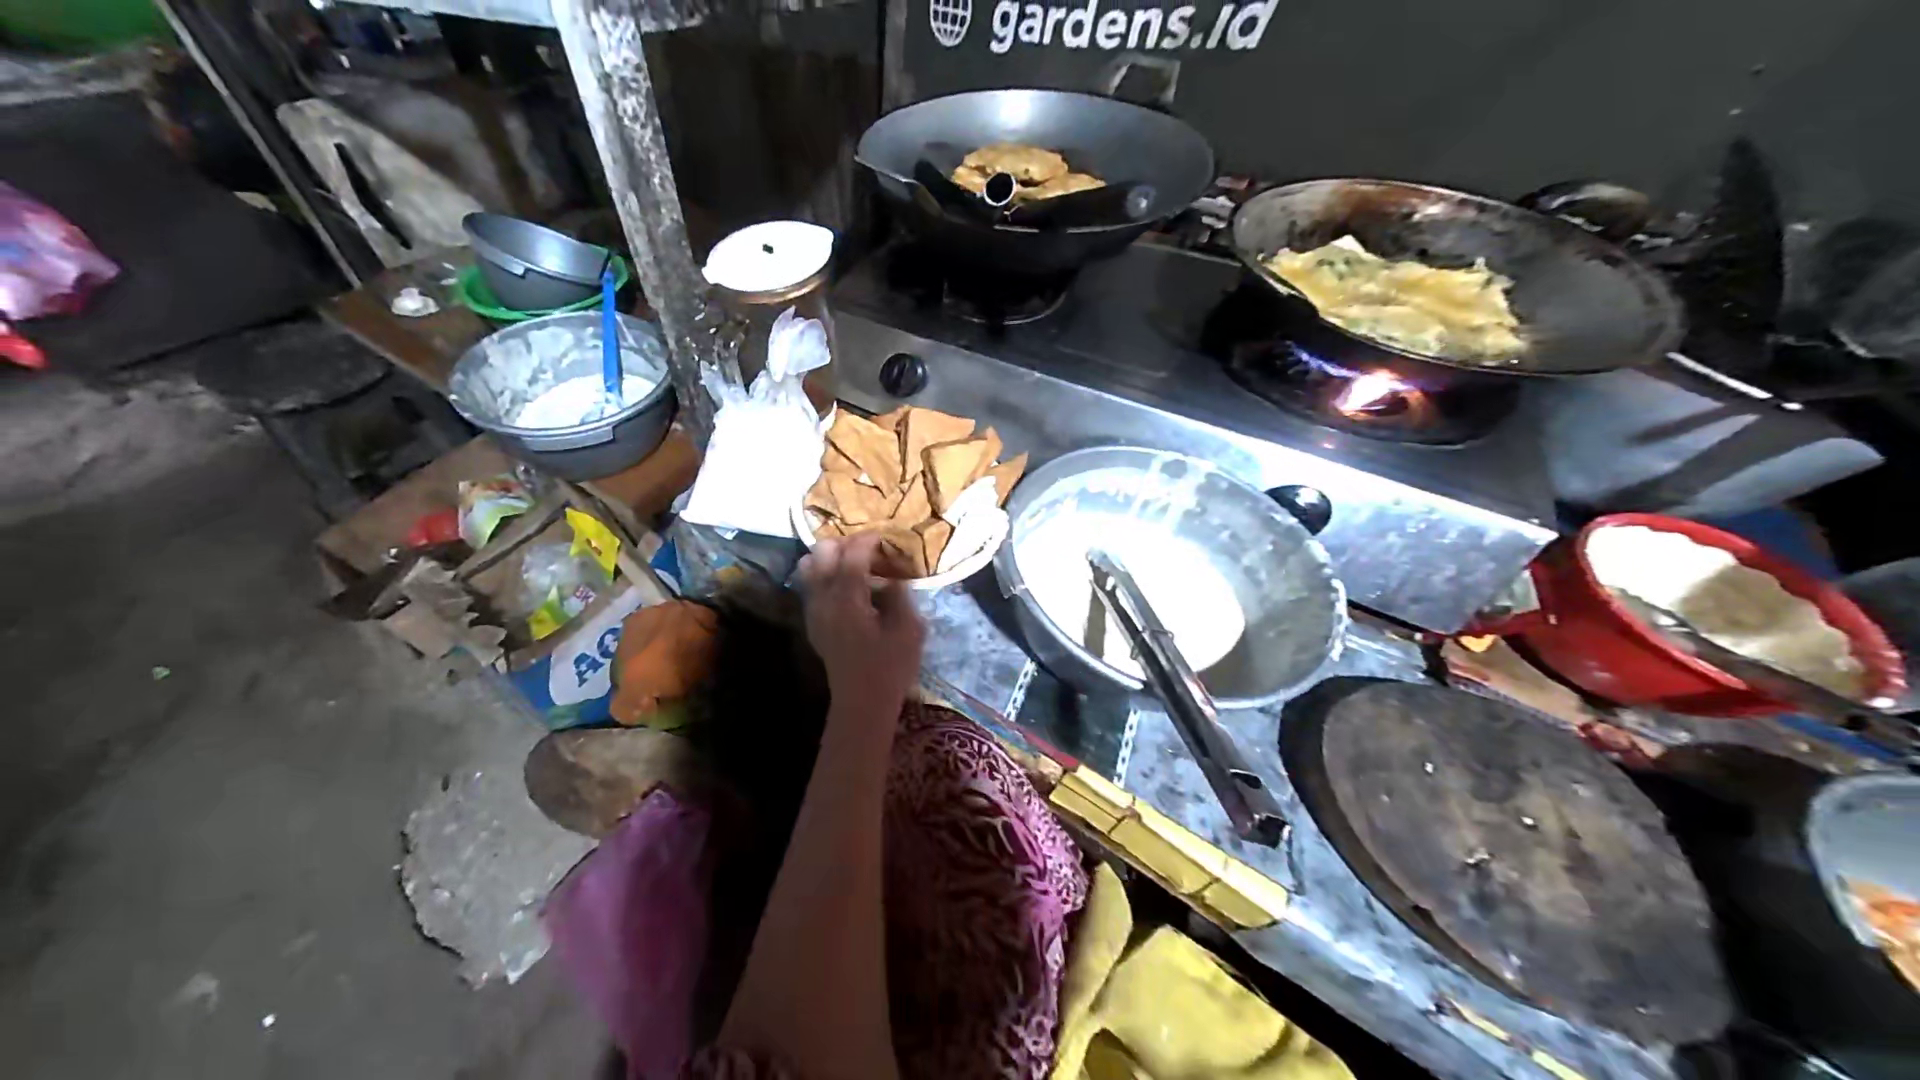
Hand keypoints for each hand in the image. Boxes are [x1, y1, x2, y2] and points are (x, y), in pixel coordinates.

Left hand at [799, 532, 925, 726]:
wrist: (862, 702)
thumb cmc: (891, 667)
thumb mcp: (909, 629)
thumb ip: (900, 595)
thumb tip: (893, 574)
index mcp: (848, 600)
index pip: (851, 556)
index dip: (867, 541)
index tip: (883, 537)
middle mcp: (823, 600)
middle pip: (821, 552)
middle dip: (845, 544)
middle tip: (869, 551)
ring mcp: (813, 610)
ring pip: (808, 566)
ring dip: (831, 557)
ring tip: (855, 565)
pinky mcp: (812, 621)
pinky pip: (810, 584)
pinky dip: (825, 574)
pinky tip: (848, 585)